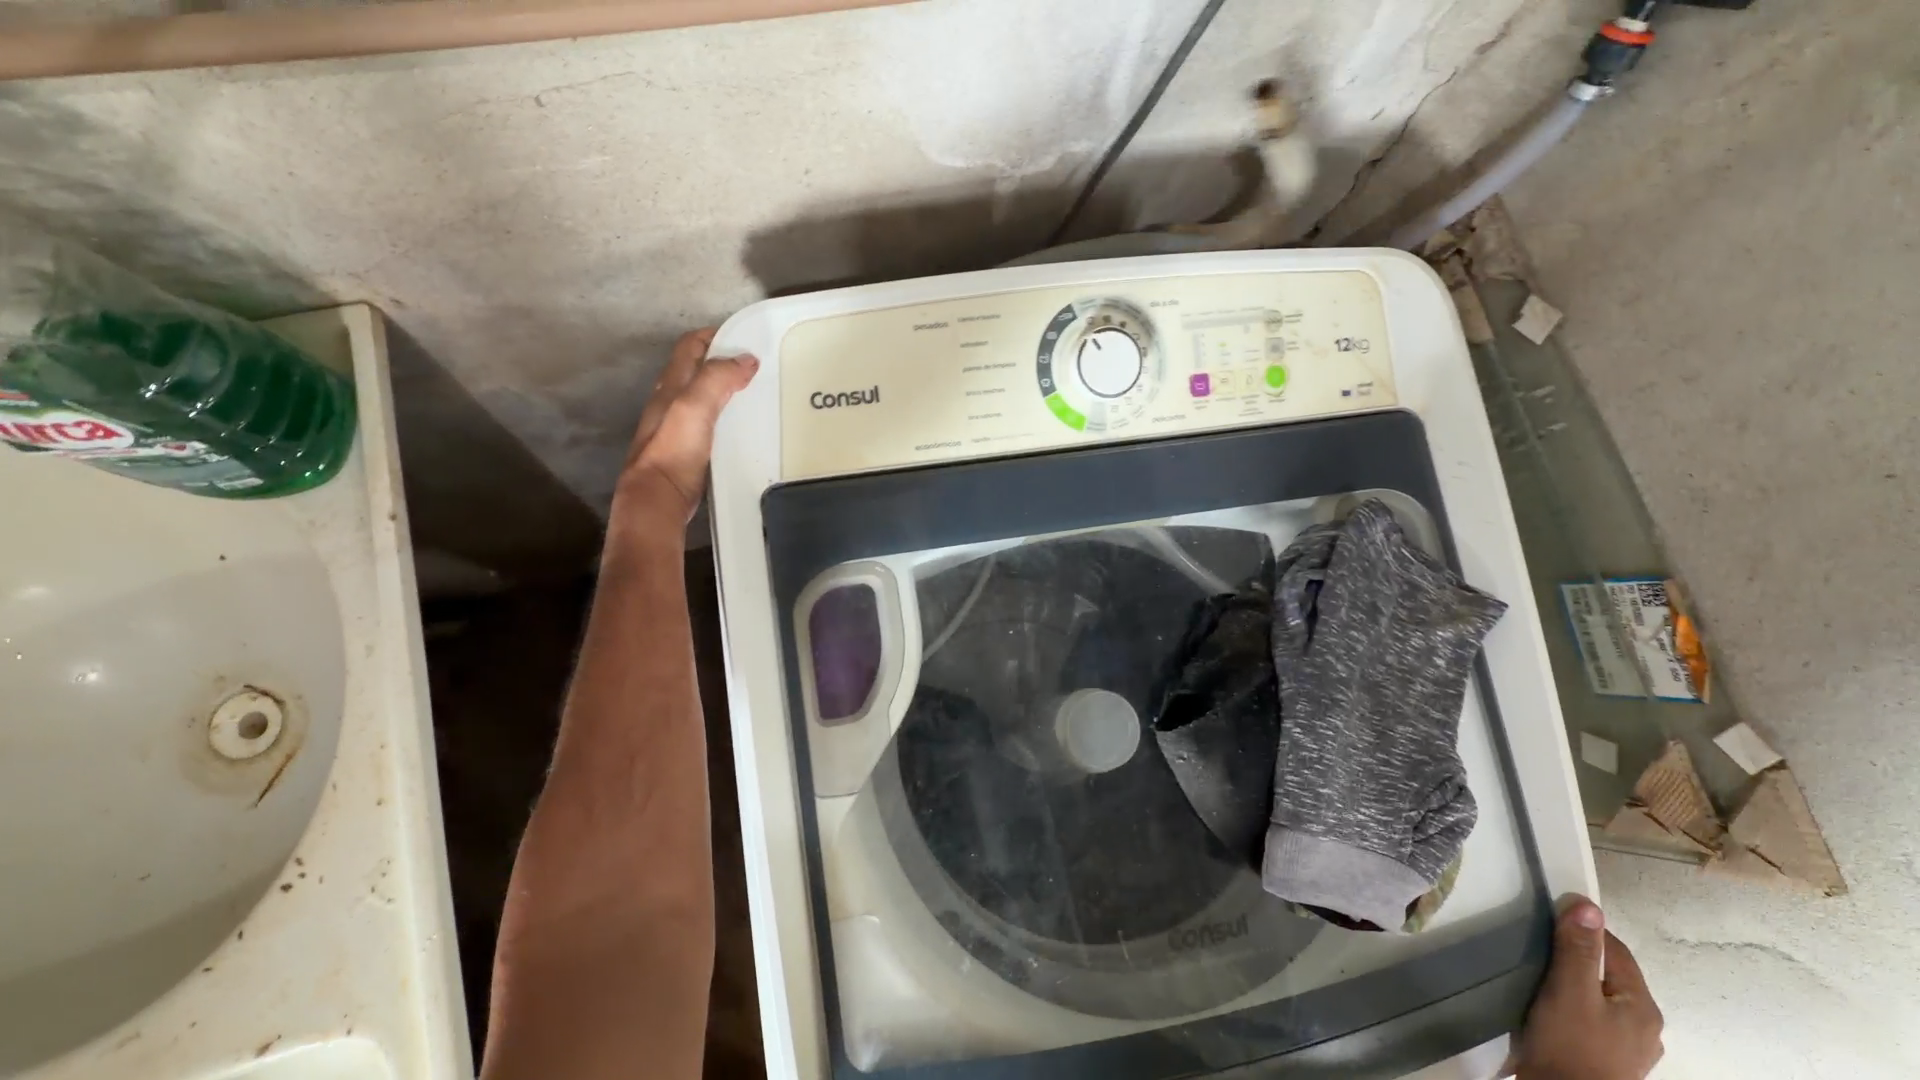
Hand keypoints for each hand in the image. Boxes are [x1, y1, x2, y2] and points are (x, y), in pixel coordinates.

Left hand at [616, 328, 758, 524]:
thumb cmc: (673, 451)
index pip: (690, 346)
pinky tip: (742, 427)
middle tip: (756, 365)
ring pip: (702, 398)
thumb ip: (717, 378)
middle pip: (696, 370)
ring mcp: (676, 429)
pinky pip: (708, 424)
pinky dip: (725, 417)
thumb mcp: (694, 406)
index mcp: (670, 386)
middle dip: (723, 361)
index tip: (745, 335)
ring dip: (725, 390)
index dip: (714, 335)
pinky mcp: (686, 452)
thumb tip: (746, 360)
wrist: (657, 500)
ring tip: (755, 393)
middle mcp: (669, 403)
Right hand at [1511, 898, 1663, 1079]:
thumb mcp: (1567, 991)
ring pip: (1602, 1000)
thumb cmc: (1568, 1045)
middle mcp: (1647, 1028)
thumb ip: (1578, 950)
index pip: (1615, 950)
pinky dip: (1576, 1010)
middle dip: (1577, 959)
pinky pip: (1595, 1022)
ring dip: (1576, 986)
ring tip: (1542, 983)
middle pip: (1610, 976)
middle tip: (1540, 954)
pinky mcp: (1611, 1064)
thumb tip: (1588, 905)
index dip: (1583, 931)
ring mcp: (1631, 1050)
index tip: (1548, 924)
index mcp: (1642, 1006)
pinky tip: (1554, 1015)